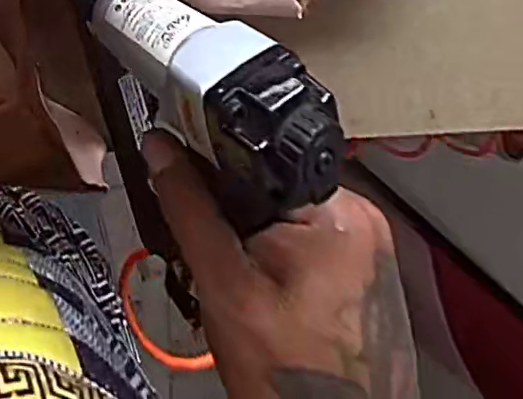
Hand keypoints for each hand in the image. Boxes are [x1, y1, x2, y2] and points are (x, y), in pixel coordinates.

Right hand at [143, 133, 417, 398]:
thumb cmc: (290, 379)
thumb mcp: (223, 283)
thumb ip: (188, 206)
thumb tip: (160, 148)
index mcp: (338, 211)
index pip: (252, 153)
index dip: (206, 157)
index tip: (176, 171)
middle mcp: (359, 219)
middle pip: (261, 179)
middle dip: (224, 202)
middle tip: (210, 247)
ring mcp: (362, 246)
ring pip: (273, 206)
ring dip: (242, 227)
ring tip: (235, 273)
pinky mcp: (357, 269)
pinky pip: (295, 233)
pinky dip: (265, 248)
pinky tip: (258, 284)